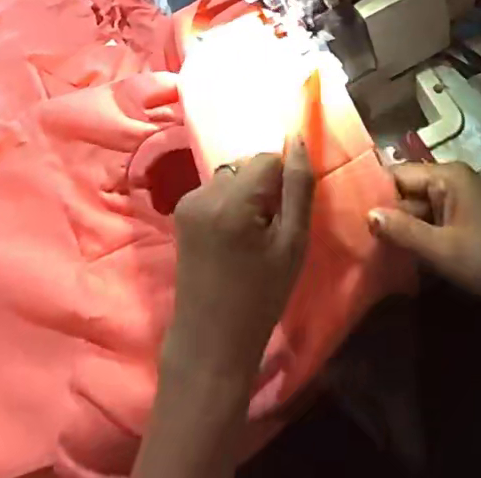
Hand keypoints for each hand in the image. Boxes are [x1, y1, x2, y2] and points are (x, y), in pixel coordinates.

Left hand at [164, 139, 313, 383]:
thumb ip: (299, 187)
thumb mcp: (293, 244)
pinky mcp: (181, 211)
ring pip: (233, 174)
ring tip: (251, 235)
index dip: (284, 183)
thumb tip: (299, 139)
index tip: (286, 217)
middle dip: (265, 186)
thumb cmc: (260, 297)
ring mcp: (188, 201)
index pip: (269, 158)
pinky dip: (231, 201)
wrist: (211, 340)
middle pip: (248, 164)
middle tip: (270, 230)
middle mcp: (204, 193)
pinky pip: (217, 188)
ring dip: (248, 192)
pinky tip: (232, 237)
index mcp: (232, 202)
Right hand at [368, 161, 480, 318]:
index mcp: (447, 176)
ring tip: (372, 248)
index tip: (348, 214)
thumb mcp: (443, 250)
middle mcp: (453, 179)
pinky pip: (434, 220)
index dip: (374, 194)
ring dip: (402, 228)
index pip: (398, 175)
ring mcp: (462, 199)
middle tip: (356, 237)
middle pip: (408, 192)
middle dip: (387, 214)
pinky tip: (402, 255)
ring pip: (420, 209)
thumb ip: (403, 231)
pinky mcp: (468, 219)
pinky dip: (420, 235)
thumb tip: (367, 214)